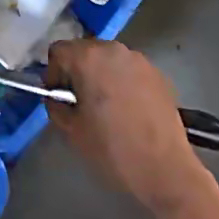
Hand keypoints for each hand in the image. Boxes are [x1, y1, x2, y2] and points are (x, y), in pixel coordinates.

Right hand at [45, 40, 212, 215]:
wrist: (165, 169)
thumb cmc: (113, 149)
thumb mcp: (72, 131)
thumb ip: (56, 106)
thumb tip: (57, 97)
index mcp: (88, 58)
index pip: (58, 51)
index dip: (53, 73)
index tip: (59, 96)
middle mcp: (113, 49)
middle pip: (84, 50)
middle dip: (77, 71)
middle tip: (79, 102)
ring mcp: (139, 59)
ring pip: (108, 59)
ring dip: (100, 75)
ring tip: (106, 107)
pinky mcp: (157, 73)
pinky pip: (129, 69)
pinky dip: (122, 81)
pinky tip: (128, 110)